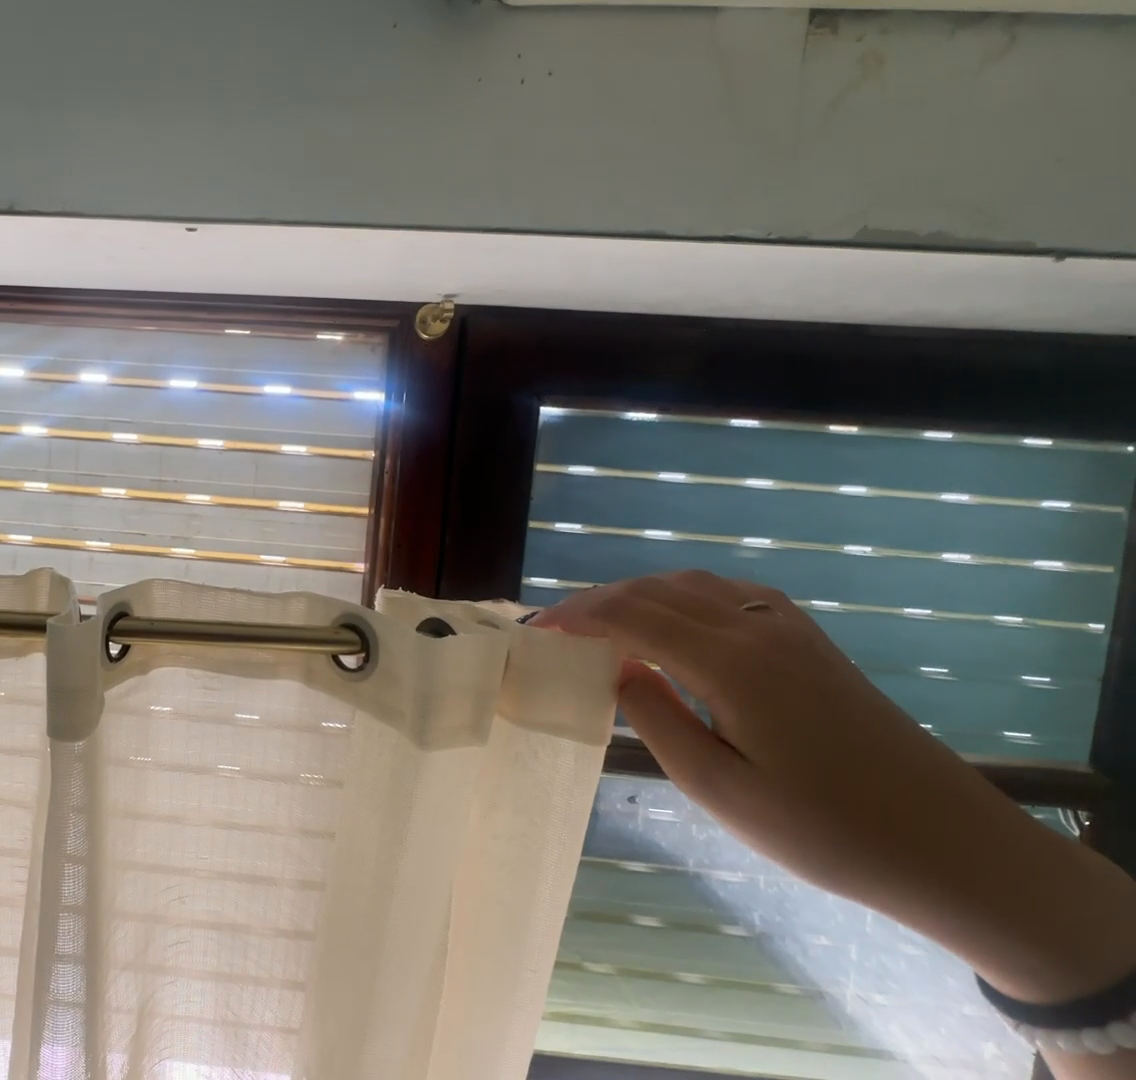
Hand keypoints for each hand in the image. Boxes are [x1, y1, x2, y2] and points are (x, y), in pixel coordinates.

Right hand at [535, 570, 1135, 1012]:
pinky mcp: (812, 644)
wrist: (951, 846)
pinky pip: (733, 595)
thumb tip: (617, 669)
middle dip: (598, 602)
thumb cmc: (823, 830)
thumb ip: (657, 720)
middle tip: (558, 629)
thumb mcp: (719, 789)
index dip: (577, 616)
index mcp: (730, 664)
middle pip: (658, 591)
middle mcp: (758, 630)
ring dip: (640, 594)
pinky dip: (685, 595)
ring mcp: (791, 631)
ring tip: (604, 625)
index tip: (535, 630)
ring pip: (695, 585)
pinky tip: (677, 622)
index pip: (632, 616)